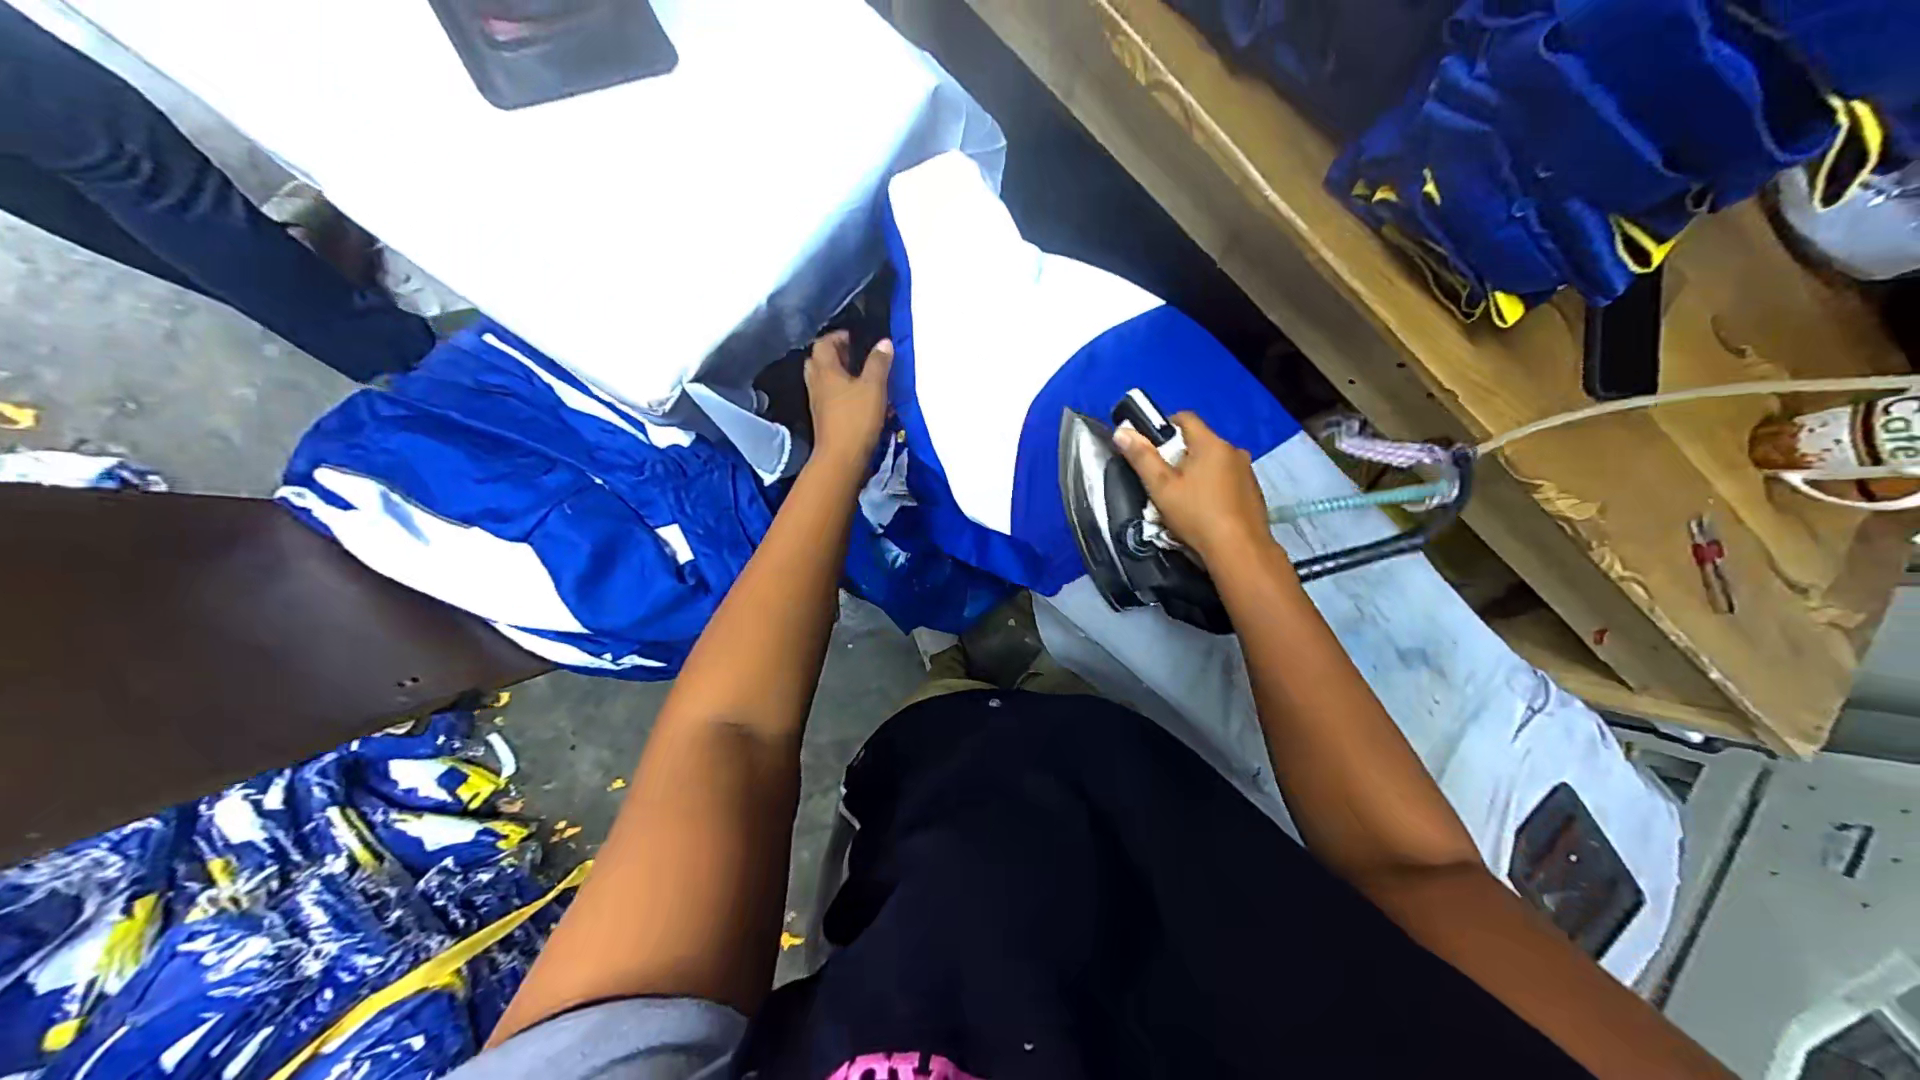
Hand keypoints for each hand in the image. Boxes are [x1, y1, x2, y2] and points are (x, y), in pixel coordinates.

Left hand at [805, 331, 893, 469]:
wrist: (842, 458)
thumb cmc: (856, 418)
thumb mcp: (874, 386)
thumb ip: (879, 362)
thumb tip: (884, 342)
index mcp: (825, 370)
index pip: (824, 342)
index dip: (838, 336)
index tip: (857, 338)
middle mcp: (816, 383)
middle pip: (820, 360)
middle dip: (836, 354)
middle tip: (857, 355)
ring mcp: (818, 402)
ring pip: (825, 380)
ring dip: (839, 374)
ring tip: (861, 376)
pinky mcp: (824, 419)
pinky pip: (830, 397)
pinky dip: (842, 392)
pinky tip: (859, 398)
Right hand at [1113, 411, 1279, 569]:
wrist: (1239, 551)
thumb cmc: (1196, 515)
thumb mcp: (1161, 487)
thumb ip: (1141, 457)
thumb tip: (1121, 431)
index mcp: (1211, 444)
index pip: (1186, 418)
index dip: (1164, 426)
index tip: (1151, 448)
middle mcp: (1233, 451)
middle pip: (1200, 442)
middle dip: (1179, 455)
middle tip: (1163, 479)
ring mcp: (1247, 472)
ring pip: (1214, 462)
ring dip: (1198, 472)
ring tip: (1183, 498)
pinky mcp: (1254, 492)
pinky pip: (1228, 480)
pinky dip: (1214, 487)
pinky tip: (1205, 510)